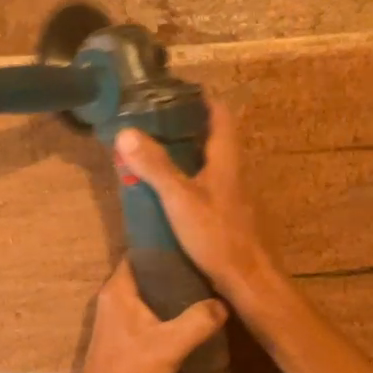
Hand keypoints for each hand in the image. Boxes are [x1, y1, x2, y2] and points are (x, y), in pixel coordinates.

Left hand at [72, 261, 227, 372]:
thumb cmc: (132, 372)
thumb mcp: (171, 345)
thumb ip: (198, 320)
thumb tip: (223, 302)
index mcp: (117, 290)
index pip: (138, 254)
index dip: (162, 247)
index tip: (190, 245)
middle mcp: (111, 298)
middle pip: (143, 274)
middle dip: (171, 271)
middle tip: (202, 269)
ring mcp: (113, 318)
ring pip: (144, 295)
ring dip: (167, 294)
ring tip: (200, 290)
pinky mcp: (119, 336)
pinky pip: (143, 313)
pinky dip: (161, 311)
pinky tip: (184, 317)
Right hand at [114, 102, 274, 295]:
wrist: (247, 280)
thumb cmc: (217, 236)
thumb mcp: (180, 199)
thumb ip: (155, 166)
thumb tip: (125, 132)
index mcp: (225, 159)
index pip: (219, 114)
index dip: (200, 99)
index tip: (172, 92)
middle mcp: (232, 171)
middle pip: (212, 136)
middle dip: (184, 125)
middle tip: (151, 121)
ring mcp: (230, 194)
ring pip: (207, 161)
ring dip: (183, 153)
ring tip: (150, 151)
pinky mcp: (225, 214)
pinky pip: (203, 184)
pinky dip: (184, 178)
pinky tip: (164, 189)